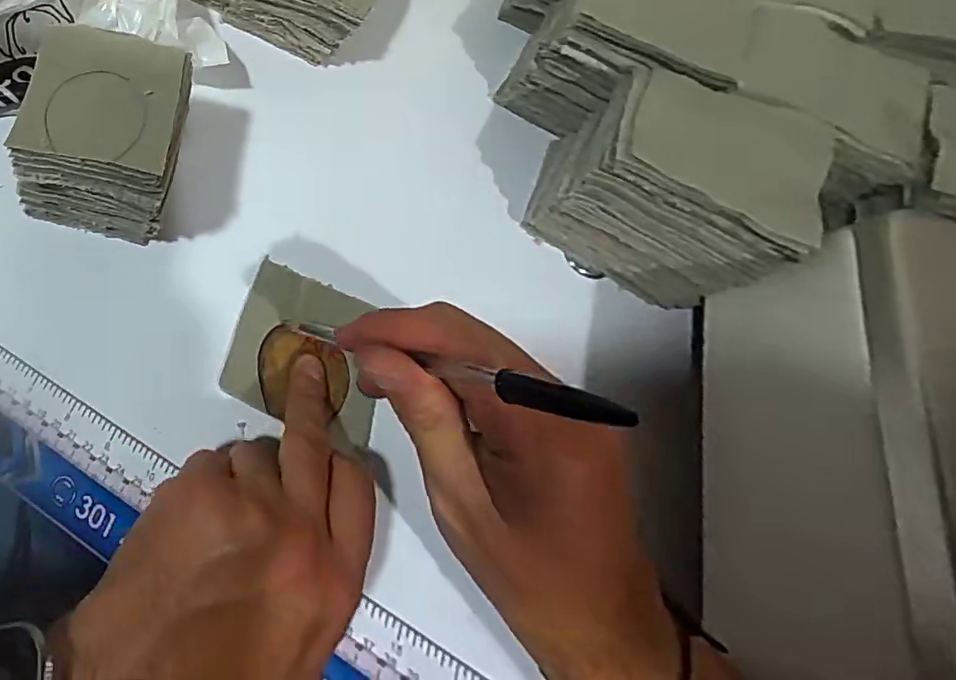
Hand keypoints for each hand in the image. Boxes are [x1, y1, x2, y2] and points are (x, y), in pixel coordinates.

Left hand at [58, 354, 375, 678]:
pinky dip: (200, 484)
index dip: (342, 457)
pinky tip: (184, 525)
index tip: (332, 439)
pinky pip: (208, 463)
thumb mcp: (301, 632)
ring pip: (250, 453)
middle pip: (310, 442)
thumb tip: (308, 515)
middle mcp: (298, 530)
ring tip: (215, 519)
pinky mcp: (198, 490)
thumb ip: (315, 567)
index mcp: (333, 577)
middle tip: (304, 368)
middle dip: (308, 400)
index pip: (356, 485)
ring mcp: (247, 504)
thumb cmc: (226, 673)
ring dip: (237, 473)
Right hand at [339, 304, 692, 679]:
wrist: (606, 627)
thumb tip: (378, 356)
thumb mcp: (461, 504)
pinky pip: (495, 369)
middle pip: (469, 333)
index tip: (349, 337)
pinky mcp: (563, 408)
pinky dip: (451, 370)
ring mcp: (567, 400)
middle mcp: (561, 397)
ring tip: (380, 376)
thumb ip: (423, 419)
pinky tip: (421, 389)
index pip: (456, 342)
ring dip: (425, 351)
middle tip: (357, 357)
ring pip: (479, 344)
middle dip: (405, 335)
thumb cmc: (531, 584)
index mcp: (540, 421)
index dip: (395, 329)